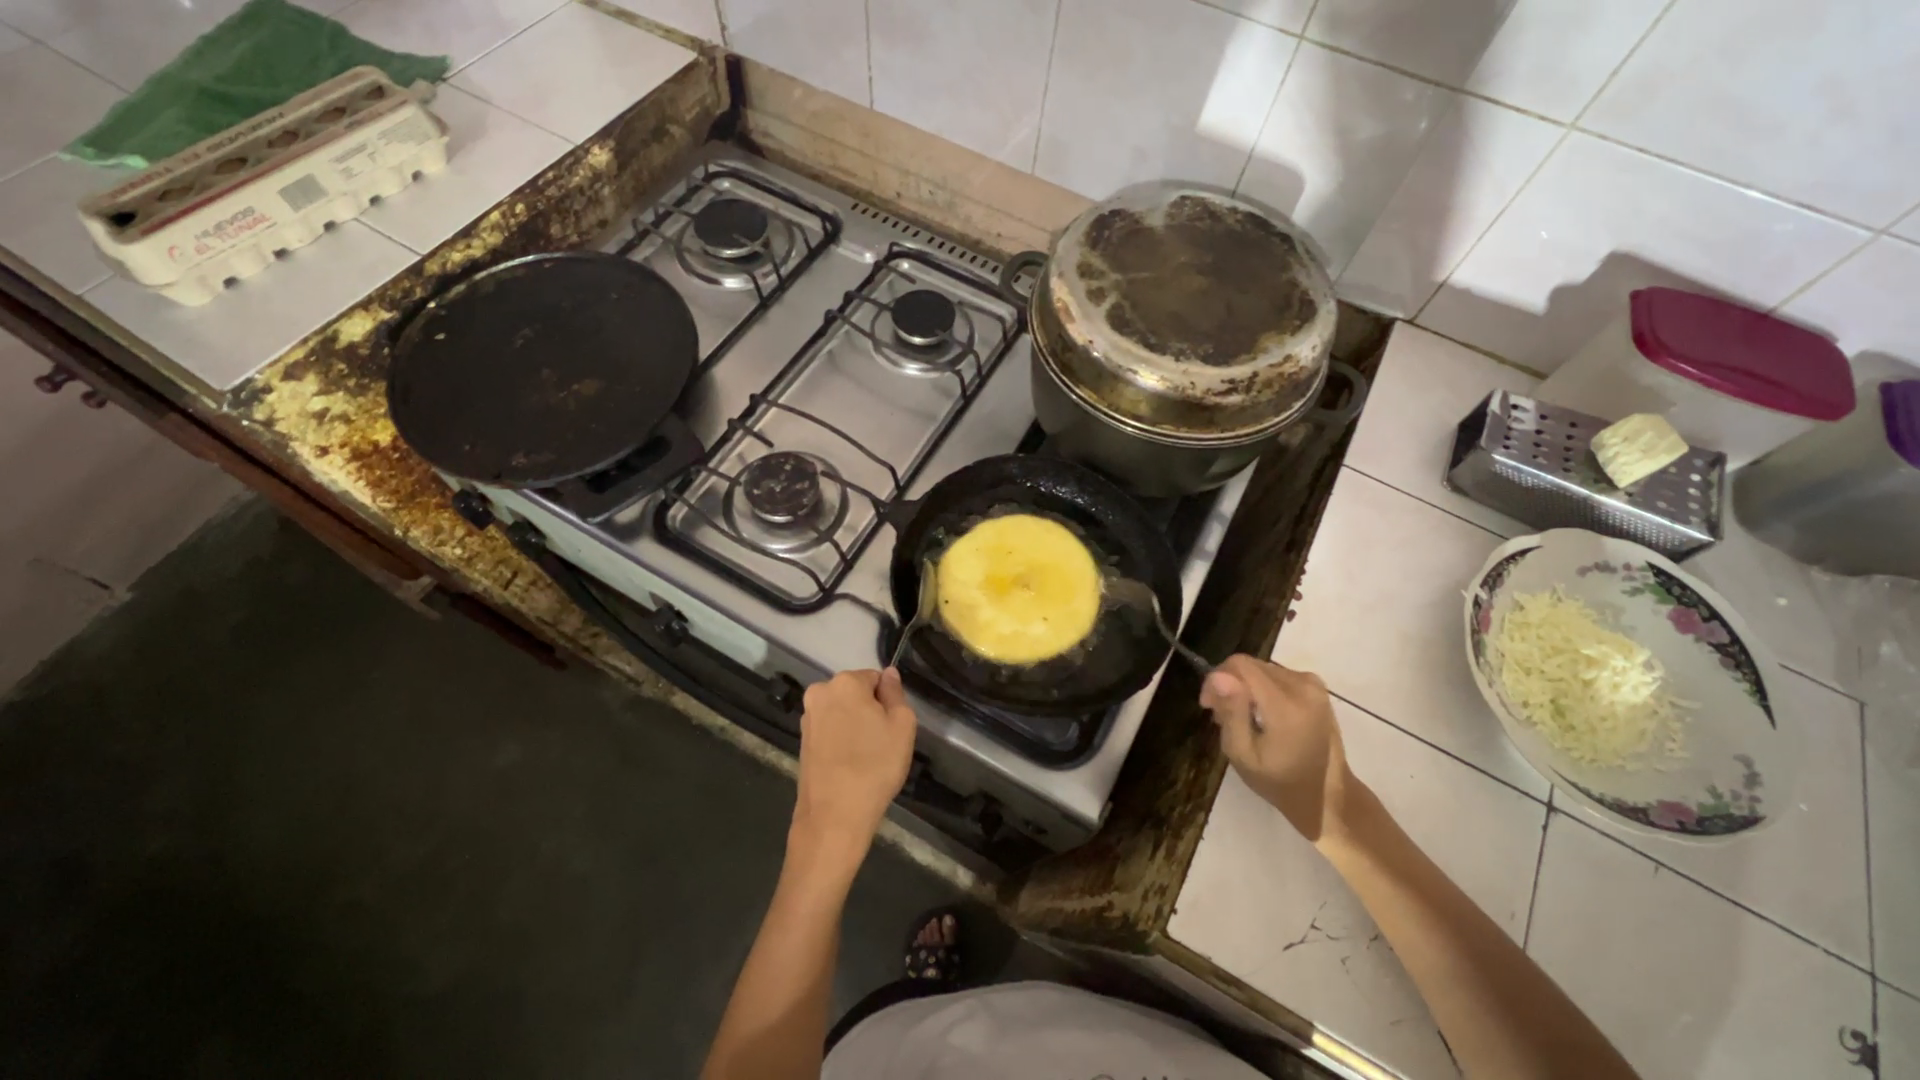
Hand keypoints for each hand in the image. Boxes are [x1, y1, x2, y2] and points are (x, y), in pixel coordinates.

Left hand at [792, 669, 917, 863]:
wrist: (835, 814)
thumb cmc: (876, 765)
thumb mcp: (902, 725)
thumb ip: (896, 694)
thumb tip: (888, 674)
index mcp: (845, 682)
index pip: (875, 678)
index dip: (888, 700)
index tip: (892, 727)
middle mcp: (820, 692)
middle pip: (855, 693)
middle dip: (869, 710)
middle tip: (882, 742)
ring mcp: (807, 718)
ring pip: (842, 712)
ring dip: (854, 726)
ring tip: (865, 757)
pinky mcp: (802, 741)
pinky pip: (830, 730)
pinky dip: (841, 741)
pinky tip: (850, 764)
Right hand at [1200, 655, 1356, 843]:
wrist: (1326, 795)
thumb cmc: (1279, 781)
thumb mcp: (1243, 755)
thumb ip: (1231, 712)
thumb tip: (1218, 676)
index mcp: (1285, 705)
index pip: (1240, 666)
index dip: (1216, 679)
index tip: (1208, 707)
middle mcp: (1303, 686)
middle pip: (1251, 665)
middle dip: (1230, 684)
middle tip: (1222, 717)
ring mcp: (1314, 685)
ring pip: (1263, 668)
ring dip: (1246, 686)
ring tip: (1242, 718)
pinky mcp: (1317, 687)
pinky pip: (1278, 675)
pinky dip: (1263, 688)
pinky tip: (1262, 713)